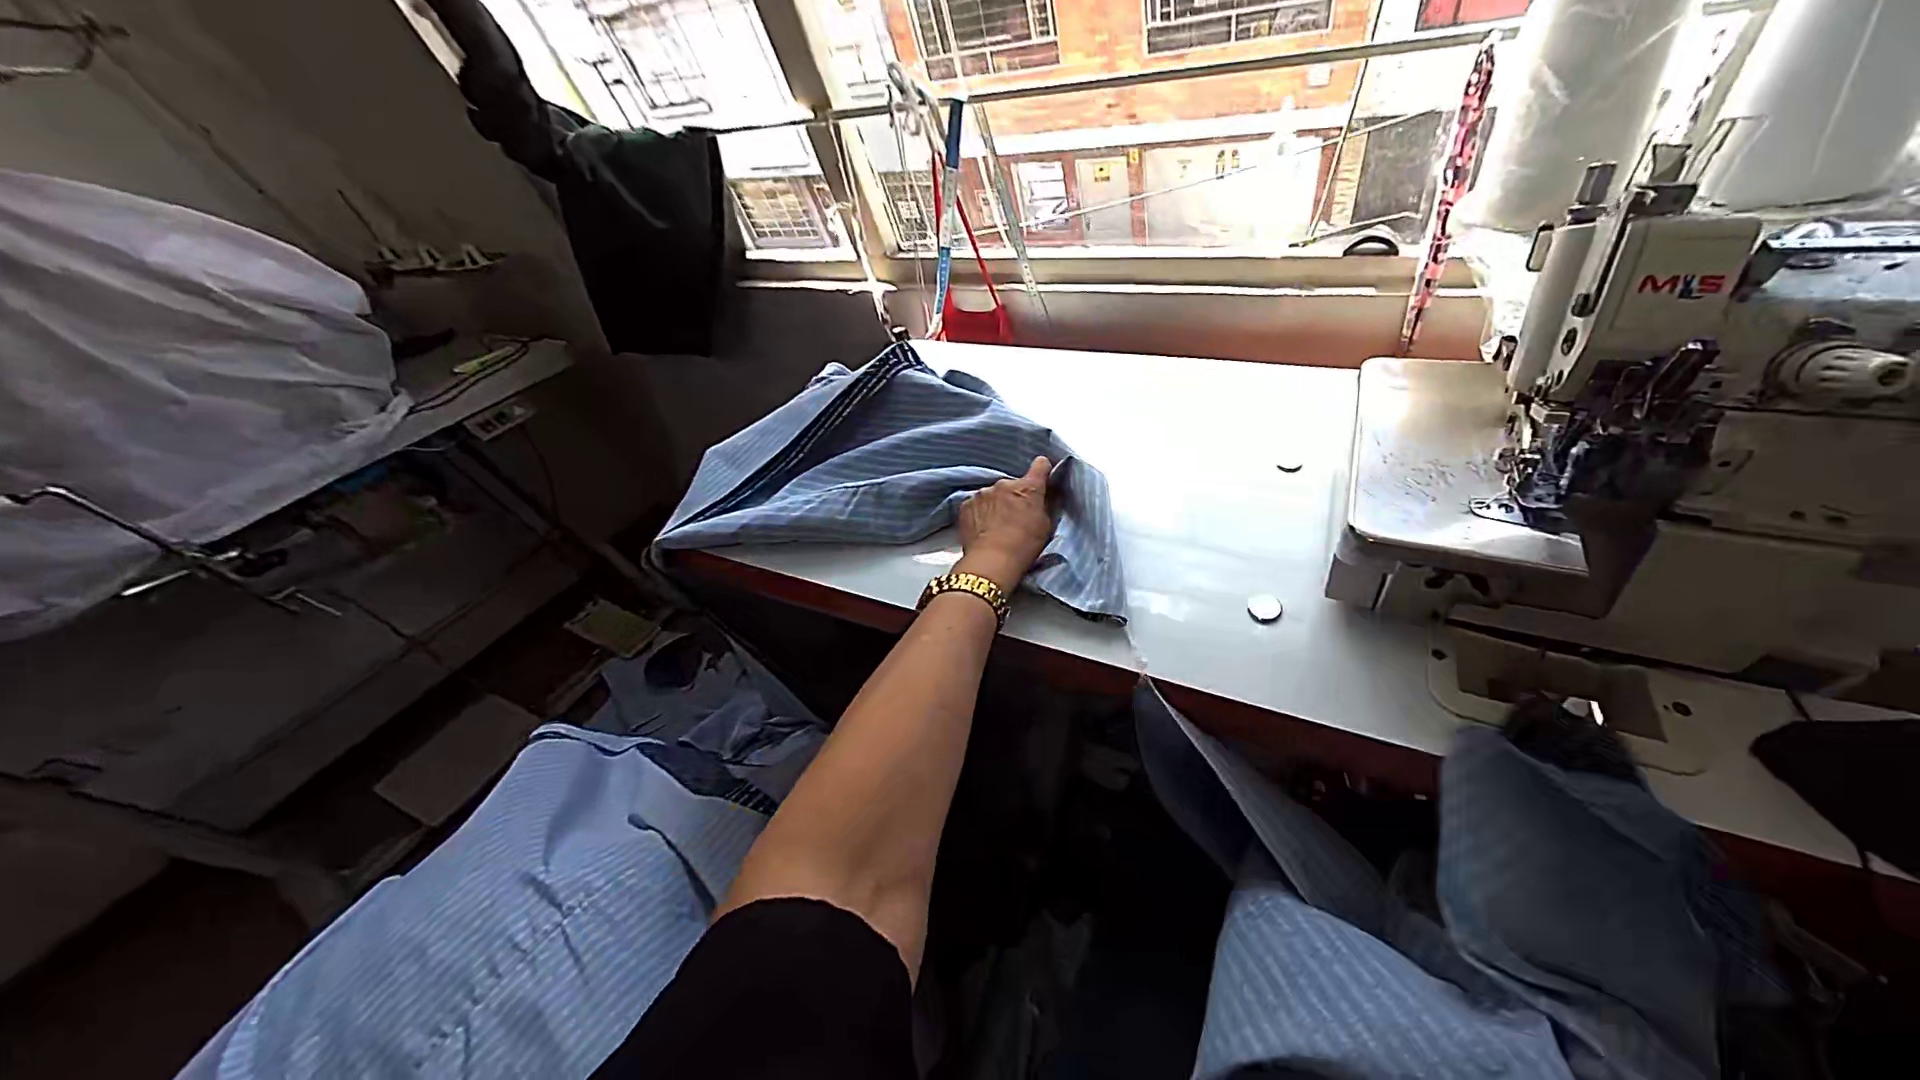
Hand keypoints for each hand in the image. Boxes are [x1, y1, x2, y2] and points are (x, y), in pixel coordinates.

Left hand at [956, 456, 1054, 590]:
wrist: (991, 560)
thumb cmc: (1024, 545)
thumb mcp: (1045, 525)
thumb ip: (1044, 505)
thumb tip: (1043, 497)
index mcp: (1028, 487)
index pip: (1040, 465)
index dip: (1042, 470)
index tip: (1041, 476)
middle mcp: (1004, 484)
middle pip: (1012, 485)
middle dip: (1014, 496)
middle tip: (1015, 517)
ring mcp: (982, 493)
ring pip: (992, 495)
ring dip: (996, 504)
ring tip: (996, 526)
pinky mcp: (966, 505)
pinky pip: (976, 505)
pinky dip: (980, 513)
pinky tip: (982, 529)